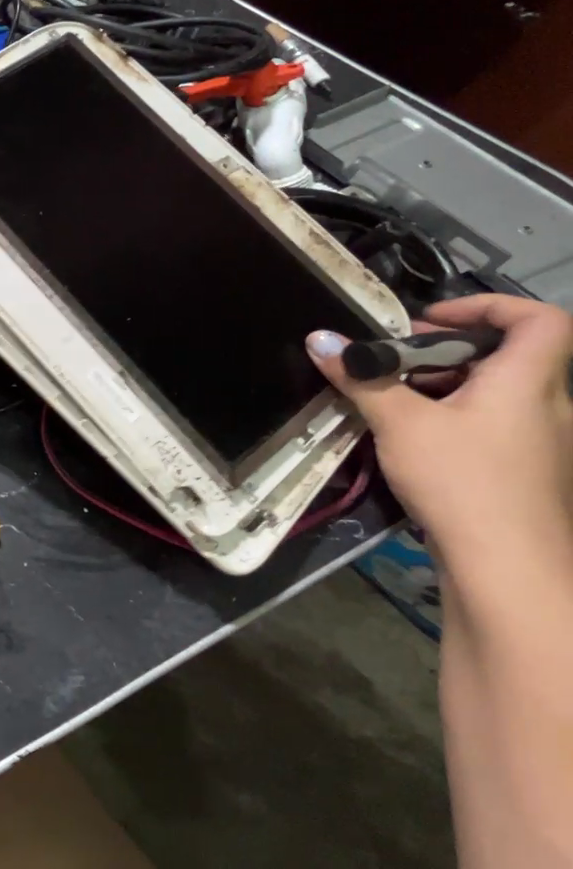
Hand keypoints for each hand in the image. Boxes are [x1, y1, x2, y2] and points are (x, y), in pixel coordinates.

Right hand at [305, 294, 572, 558]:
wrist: (509, 561)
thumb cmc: (462, 478)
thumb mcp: (400, 422)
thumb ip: (363, 378)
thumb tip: (319, 338)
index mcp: (528, 381)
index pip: (540, 320)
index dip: (488, 307)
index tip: (429, 320)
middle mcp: (548, 403)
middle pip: (510, 354)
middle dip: (446, 348)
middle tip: (391, 360)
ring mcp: (543, 438)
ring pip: (498, 390)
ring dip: (445, 383)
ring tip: (391, 398)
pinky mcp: (527, 466)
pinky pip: (494, 421)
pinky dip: (454, 414)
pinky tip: (411, 436)